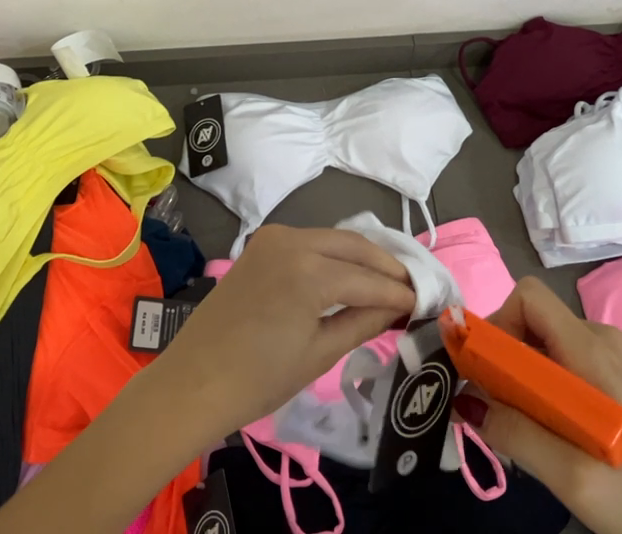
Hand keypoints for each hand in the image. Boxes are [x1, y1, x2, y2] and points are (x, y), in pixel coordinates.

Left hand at [146, 225, 417, 438]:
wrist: (194, 381)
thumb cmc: (259, 379)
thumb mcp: (320, 354)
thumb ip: (364, 322)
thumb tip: (399, 308)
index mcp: (310, 271)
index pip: (370, 279)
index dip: (401, 293)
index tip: (428, 303)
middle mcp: (293, 241)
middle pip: (355, 246)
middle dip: (386, 266)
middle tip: (413, 288)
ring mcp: (273, 239)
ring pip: (333, 239)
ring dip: (362, 257)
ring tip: (389, 282)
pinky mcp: (261, 244)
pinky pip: (310, 241)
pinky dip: (334, 255)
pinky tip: (351, 274)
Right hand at [454, 277, 621, 533]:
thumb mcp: (573, 478)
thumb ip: (516, 433)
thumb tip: (465, 400)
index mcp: (593, 351)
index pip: (528, 297)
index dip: (496, 324)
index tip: (484, 373)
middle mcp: (603, 341)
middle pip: (532, 321)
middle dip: (503, 359)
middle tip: (498, 412)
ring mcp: (616, 361)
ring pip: (546, 346)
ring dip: (522, 379)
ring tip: (525, 431)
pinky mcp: (621, 383)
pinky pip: (565, 365)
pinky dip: (544, 390)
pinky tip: (554, 436)